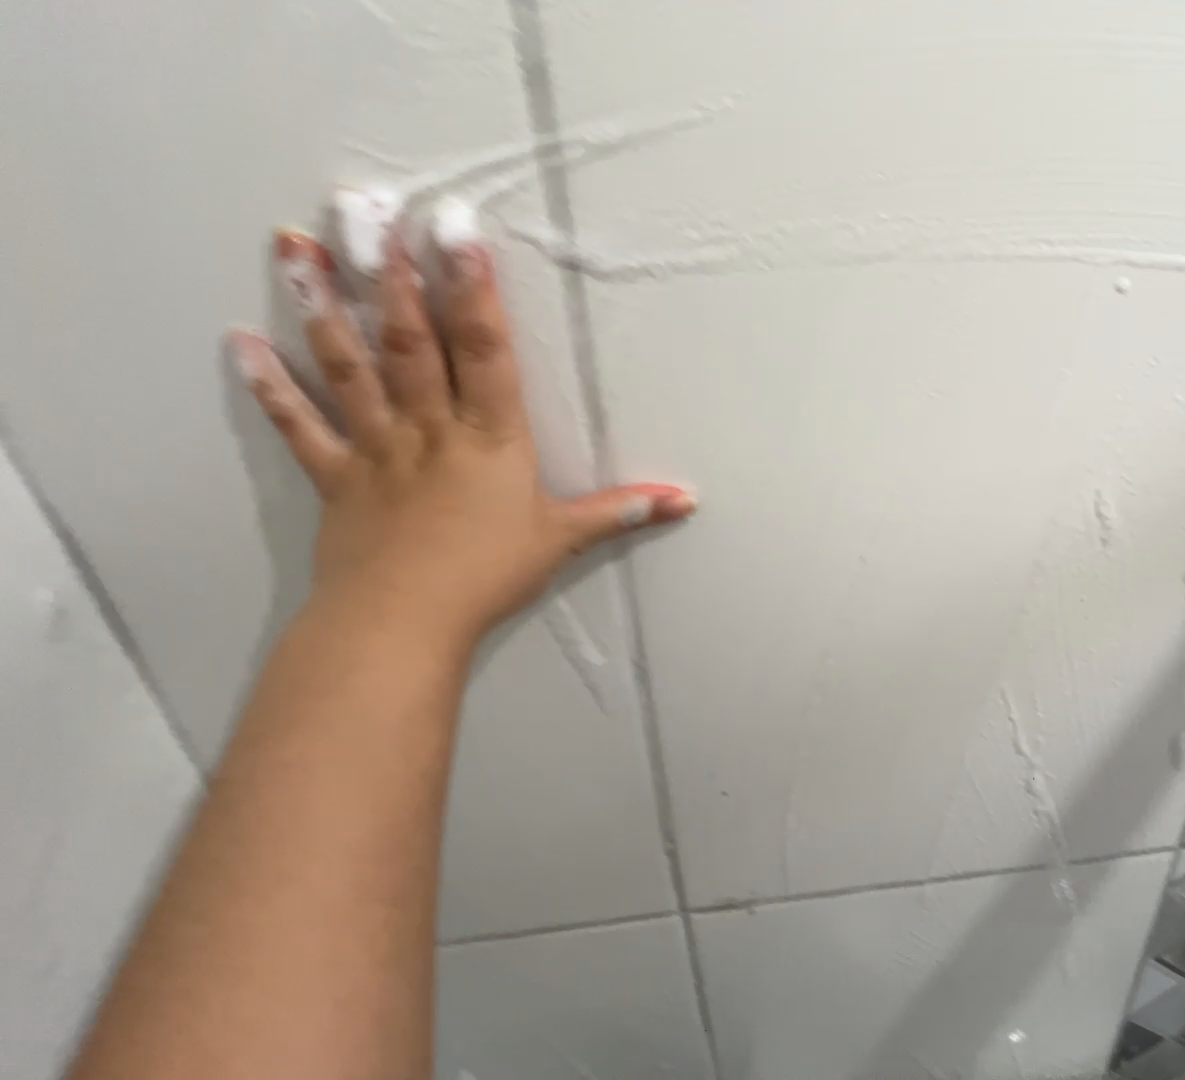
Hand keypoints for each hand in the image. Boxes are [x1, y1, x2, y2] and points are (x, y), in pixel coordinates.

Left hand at [229, 205, 694, 648]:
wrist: (403, 621)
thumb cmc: (489, 574)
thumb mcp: (565, 539)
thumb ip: (622, 510)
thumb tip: (685, 500)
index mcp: (490, 437)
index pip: (483, 352)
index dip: (474, 292)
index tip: (458, 234)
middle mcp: (429, 427)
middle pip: (409, 341)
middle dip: (395, 274)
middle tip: (368, 210)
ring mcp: (376, 447)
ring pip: (348, 366)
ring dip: (322, 305)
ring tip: (297, 244)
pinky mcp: (336, 476)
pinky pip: (300, 425)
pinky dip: (271, 384)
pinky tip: (242, 341)